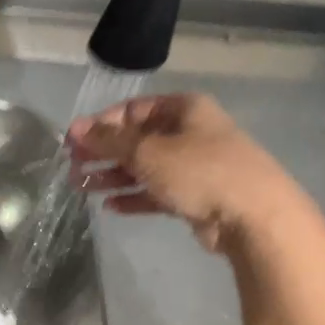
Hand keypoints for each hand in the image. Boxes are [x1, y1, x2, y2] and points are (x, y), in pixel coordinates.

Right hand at [72, 93, 299, 252]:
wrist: (251, 215)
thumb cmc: (198, 171)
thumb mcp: (147, 151)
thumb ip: (109, 140)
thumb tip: (74, 128)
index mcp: (183, 110)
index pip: (132, 109)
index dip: (100, 124)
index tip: (72, 143)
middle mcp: (189, 132)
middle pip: (136, 139)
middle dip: (103, 153)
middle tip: (73, 167)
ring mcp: (193, 165)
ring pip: (143, 167)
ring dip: (113, 176)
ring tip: (83, 188)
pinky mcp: (194, 195)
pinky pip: (155, 192)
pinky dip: (133, 197)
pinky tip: (111, 207)